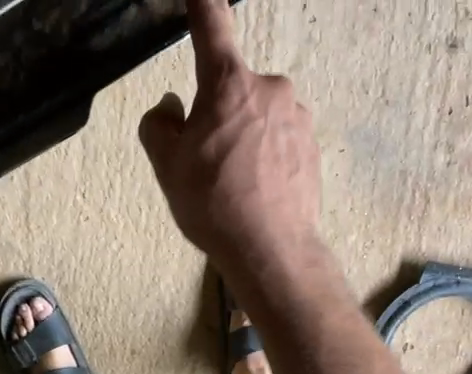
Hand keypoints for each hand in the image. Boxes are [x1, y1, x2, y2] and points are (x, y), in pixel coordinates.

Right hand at [138, 0, 321, 282]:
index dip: (201, 4)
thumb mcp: (168, 167)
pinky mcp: (313, 148)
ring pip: (258, 119)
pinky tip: (257, 195)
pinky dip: (266, 161)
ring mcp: (297, 118)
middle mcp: (270, 88)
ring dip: (245, 140)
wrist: (272, 251)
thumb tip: (170, 109)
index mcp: (229, 83)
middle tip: (207, 164)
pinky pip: (279, 144)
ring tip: (234, 188)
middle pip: (234, 90)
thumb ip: (159, 126)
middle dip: (219, 116)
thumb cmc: (215, 205)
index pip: (211, 24)